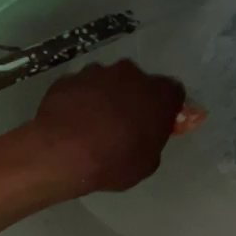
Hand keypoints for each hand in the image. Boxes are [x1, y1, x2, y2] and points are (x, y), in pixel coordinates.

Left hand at [31, 60, 184, 192]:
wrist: (62, 152)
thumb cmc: (114, 160)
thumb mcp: (147, 162)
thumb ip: (153, 141)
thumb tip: (146, 134)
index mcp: (158, 93)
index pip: (172, 92)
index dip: (166, 108)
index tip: (157, 123)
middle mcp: (129, 73)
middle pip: (137, 82)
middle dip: (133, 98)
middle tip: (124, 124)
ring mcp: (95, 72)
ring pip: (106, 82)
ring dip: (104, 97)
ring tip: (93, 124)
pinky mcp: (68, 78)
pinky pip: (80, 88)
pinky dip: (79, 100)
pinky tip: (72, 121)